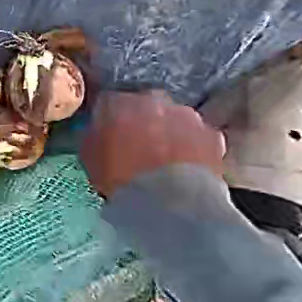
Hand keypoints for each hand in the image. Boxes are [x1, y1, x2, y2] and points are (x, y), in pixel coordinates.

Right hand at [81, 91, 225, 194]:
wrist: (170, 203)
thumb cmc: (121, 179)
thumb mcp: (89, 157)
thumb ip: (93, 135)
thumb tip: (98, 130)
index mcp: (118, 102)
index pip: (109, 101)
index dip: (109, 119)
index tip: (110, 134)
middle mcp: (153, 99)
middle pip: (145, 105)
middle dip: (143, 121)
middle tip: (140, 145)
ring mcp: (186, 114)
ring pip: (174, 117)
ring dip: (170, 131)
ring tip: (167, 158)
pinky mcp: (212, 133)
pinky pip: (199, 136)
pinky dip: (194, 146)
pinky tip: (188, 166)